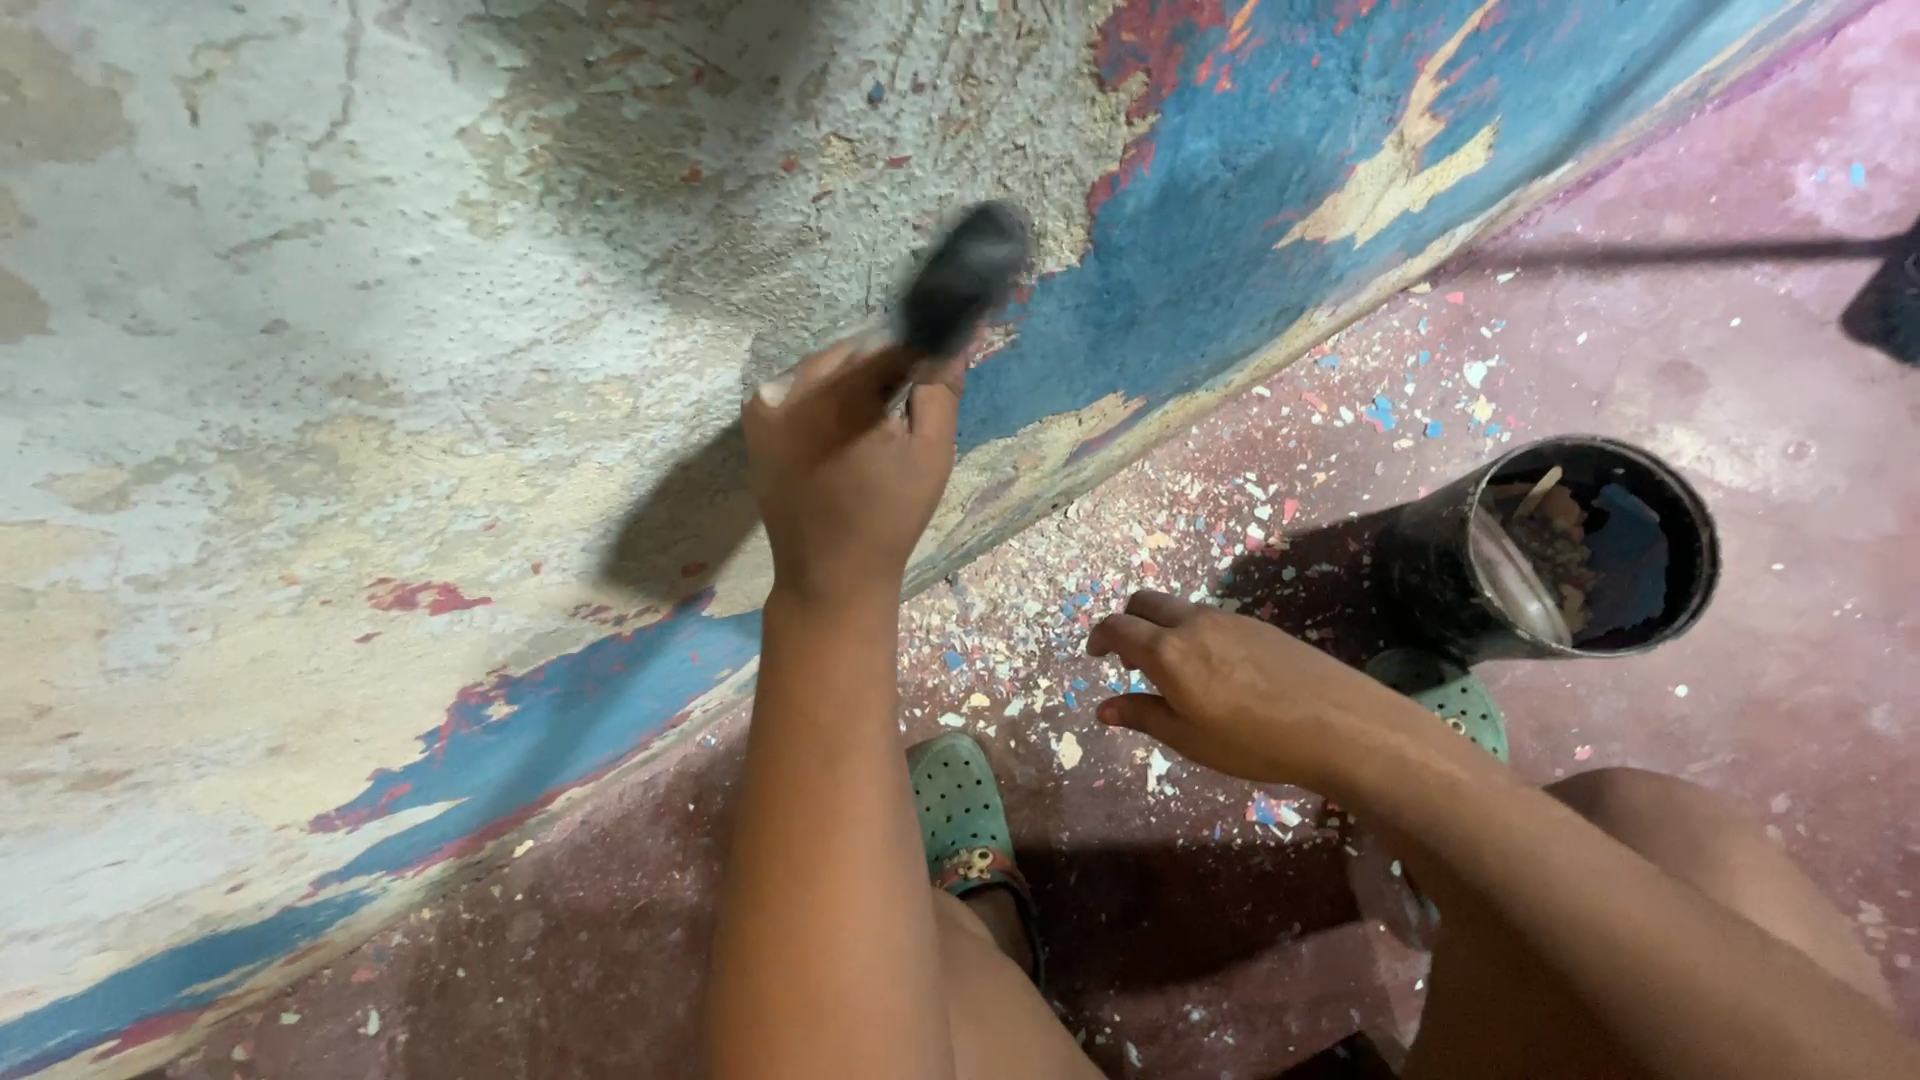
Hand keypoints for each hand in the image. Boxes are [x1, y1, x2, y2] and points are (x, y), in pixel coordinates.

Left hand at [742, 334, 963, 609]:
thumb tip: (951, 344)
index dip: (920, 351)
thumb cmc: (889, 519)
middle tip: (909, 397)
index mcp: (839, 394)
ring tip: (875, 418)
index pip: (890, 346)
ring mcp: (768, 405)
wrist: (829, 575)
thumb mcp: (931, 455)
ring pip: (823, 367)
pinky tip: (839, 428)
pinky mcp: (756, 424)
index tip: (938, 363)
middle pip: (853, 353)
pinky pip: (796, 388)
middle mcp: (794, 387)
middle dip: (885, 366)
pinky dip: (821, 395)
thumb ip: (941, 391)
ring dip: (852, 378)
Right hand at [1086, 591, 1425, 789]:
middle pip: (1144, 603)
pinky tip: (1216, 673)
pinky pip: (1208, 619)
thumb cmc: (1253, 741)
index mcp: (1167, 651)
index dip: (1099, 637)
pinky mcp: (1257, 625)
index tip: (1096, 655)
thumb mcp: (1189, 739)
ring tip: (1175, 674)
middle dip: (1127, 622)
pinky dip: (1192, 634)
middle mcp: (1192, 623)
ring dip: (1161, 629)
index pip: (1117, 627)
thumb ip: (1142, 716)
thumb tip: (1103, 708)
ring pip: (1179, 609)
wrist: (1339, 724)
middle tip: (1130, 661)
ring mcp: (1228, 619)